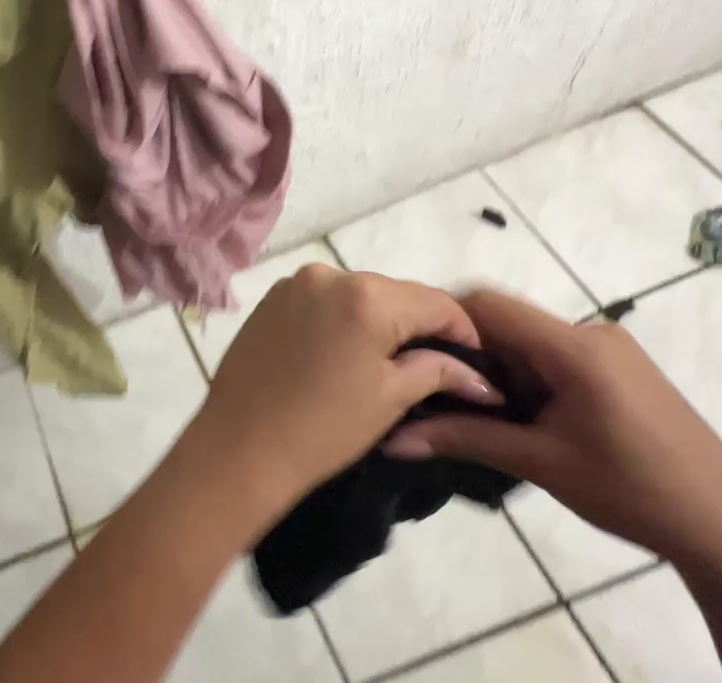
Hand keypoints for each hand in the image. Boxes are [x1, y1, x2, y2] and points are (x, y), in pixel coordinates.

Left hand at [191, 264, 503, 518]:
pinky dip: (340, 318)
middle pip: (394, 293)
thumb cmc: (324, 426)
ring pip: (356, 294)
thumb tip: (480, 377)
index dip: (462, 332)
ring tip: (386, 360)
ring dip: (377, 319)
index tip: (473, 363)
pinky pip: (321, 300)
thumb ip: (438, 371)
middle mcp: (329, 275)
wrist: (242, 445)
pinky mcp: (270, 299)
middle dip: (417, 324)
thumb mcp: (391, 397)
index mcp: (367, 296)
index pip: (435, 303)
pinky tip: (341, 352)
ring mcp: (294, 284)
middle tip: (433, 365)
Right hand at [382, 289, 721, 561]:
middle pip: (507, 321)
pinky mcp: (621, 369)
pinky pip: (555, 356)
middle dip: (470, 354)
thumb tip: (392, 437)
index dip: (444, 321)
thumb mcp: (540, 463)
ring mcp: (611, 350)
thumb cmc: (633, 492)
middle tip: (441, 395)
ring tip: (482, 415)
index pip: (487, 303)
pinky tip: (525, 419)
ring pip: (530, 341)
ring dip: (500, 370)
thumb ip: (463, 438)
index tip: (415, 358)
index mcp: (574, 346)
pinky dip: (528, 378)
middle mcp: (592, 333)